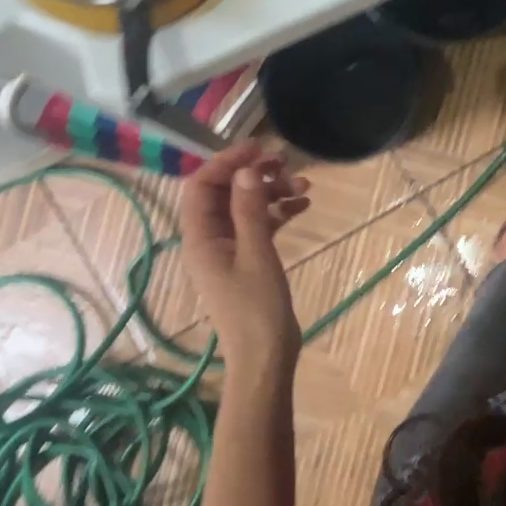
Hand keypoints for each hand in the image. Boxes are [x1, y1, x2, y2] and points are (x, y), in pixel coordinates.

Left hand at [178, 142, 311, 369]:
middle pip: (225, 194)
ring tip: (305, 186)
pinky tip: (304, 206)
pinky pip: (260, 226)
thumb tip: (246, 171)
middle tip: (287, 163)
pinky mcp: (249, 261)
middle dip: (254, 175)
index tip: (258, 148)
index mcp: (200, 239)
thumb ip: (250, 212)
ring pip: (246, 208)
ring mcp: (230, 251)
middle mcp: (209, 240)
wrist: (265, 356)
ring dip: (272, 193)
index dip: (226, 162)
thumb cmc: (257, 308)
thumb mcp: (257, 255)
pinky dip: (279, 213)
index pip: (201, 186)